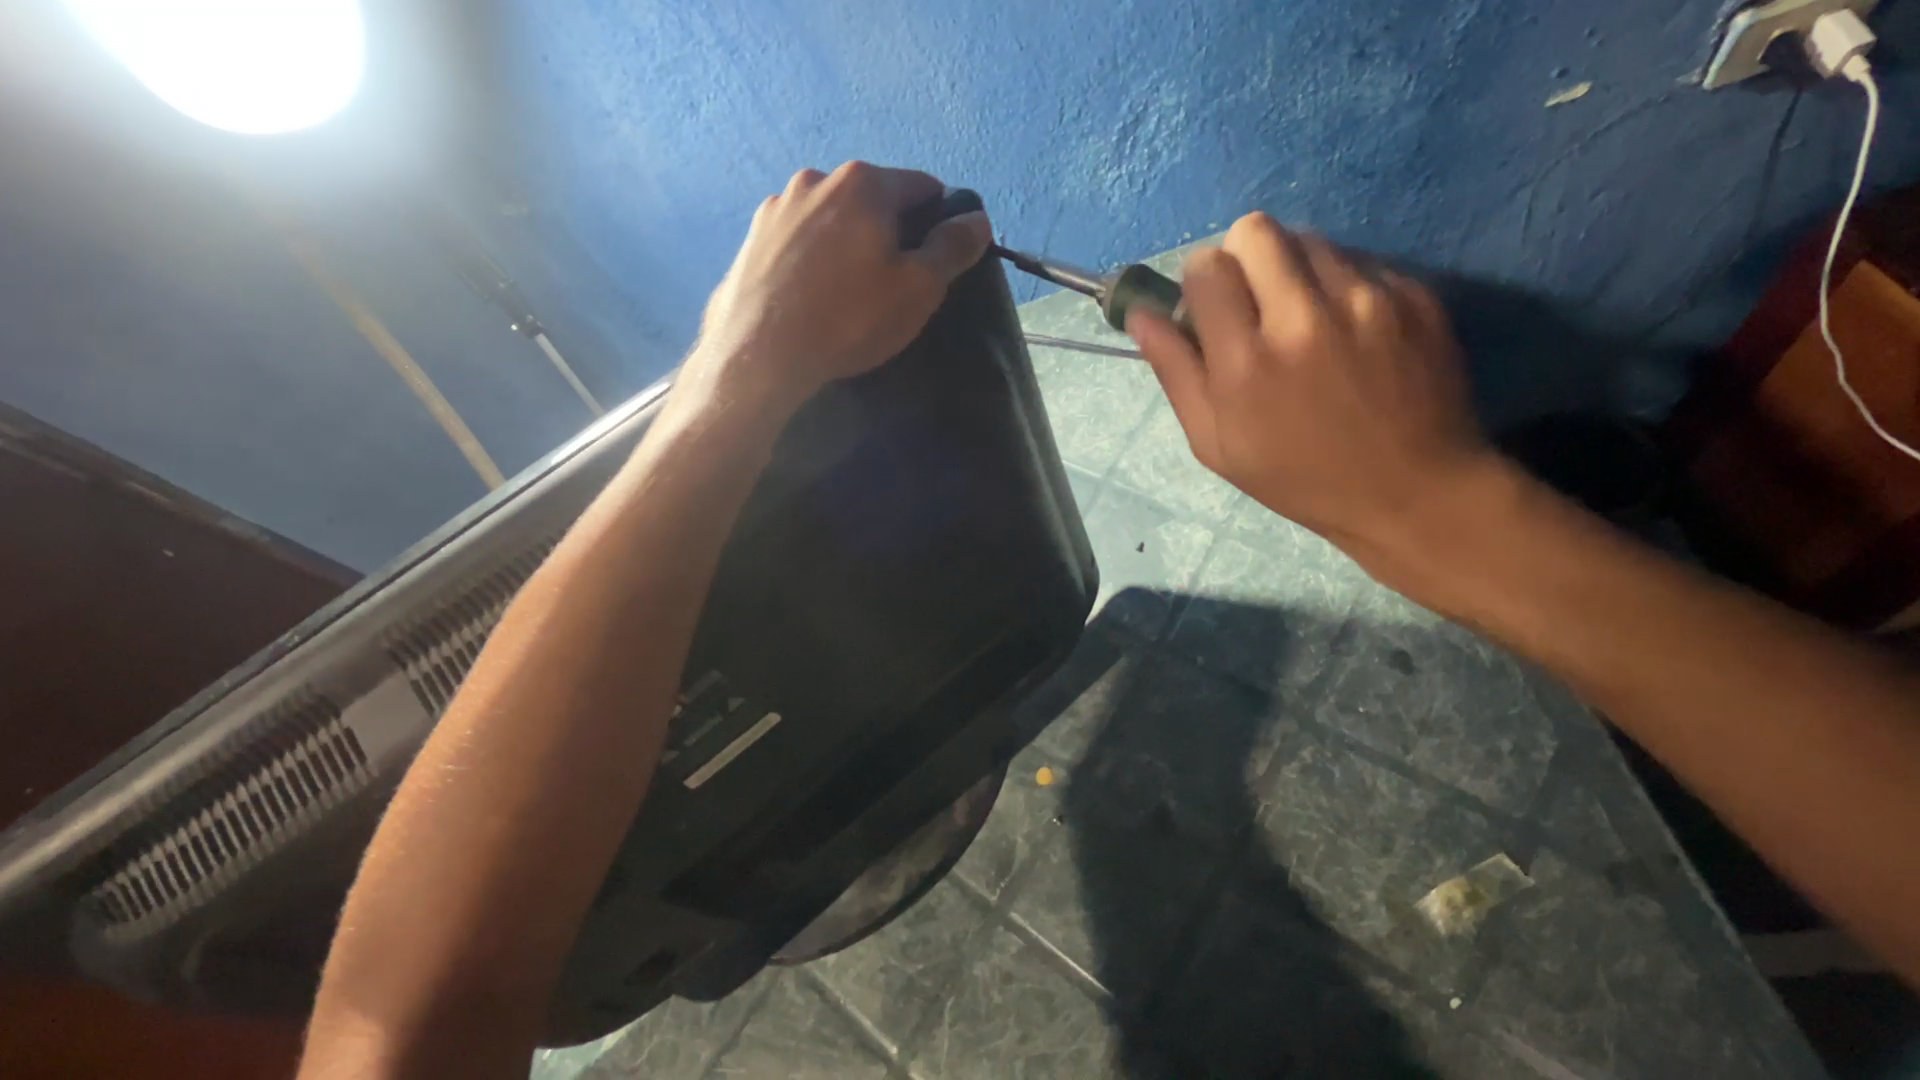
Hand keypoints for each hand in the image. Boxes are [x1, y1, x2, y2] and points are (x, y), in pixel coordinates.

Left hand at [683, 162, 989, 413]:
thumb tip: (976, 220)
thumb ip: (953, 247)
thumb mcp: (918, 288)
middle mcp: (817, 179)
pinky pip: (801, 240)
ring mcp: (778, 206)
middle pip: (875, 201)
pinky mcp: (752, 237)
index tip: (934, 265)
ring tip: (846, 296)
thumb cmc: (848, 319)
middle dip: (891, 234)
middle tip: (891, 287)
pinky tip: (811, 297)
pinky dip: (814, 258)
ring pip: (834, 219)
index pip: (924, 188)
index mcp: (864, 183)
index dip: (939, 224)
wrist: (758, 355)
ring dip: (849, 244)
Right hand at [1127, 213, 1491, 558]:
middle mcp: (1305, 317)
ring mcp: (1368, 301)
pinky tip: (1352, 334)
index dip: (1201, 282)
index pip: (1206, 265)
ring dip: (1294, 268)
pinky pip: (1360, 262)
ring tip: (1305, 319)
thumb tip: (1141, 313)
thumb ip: (1176, 372)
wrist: (1413, 493)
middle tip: (1253, 301)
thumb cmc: (1299, 478)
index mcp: (1247, 360)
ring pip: (1309, 239)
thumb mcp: (1216, 444)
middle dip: (1242, 257)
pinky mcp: (1414, 295)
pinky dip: (1343, 286)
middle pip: (1255, 230)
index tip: (1212, 310)